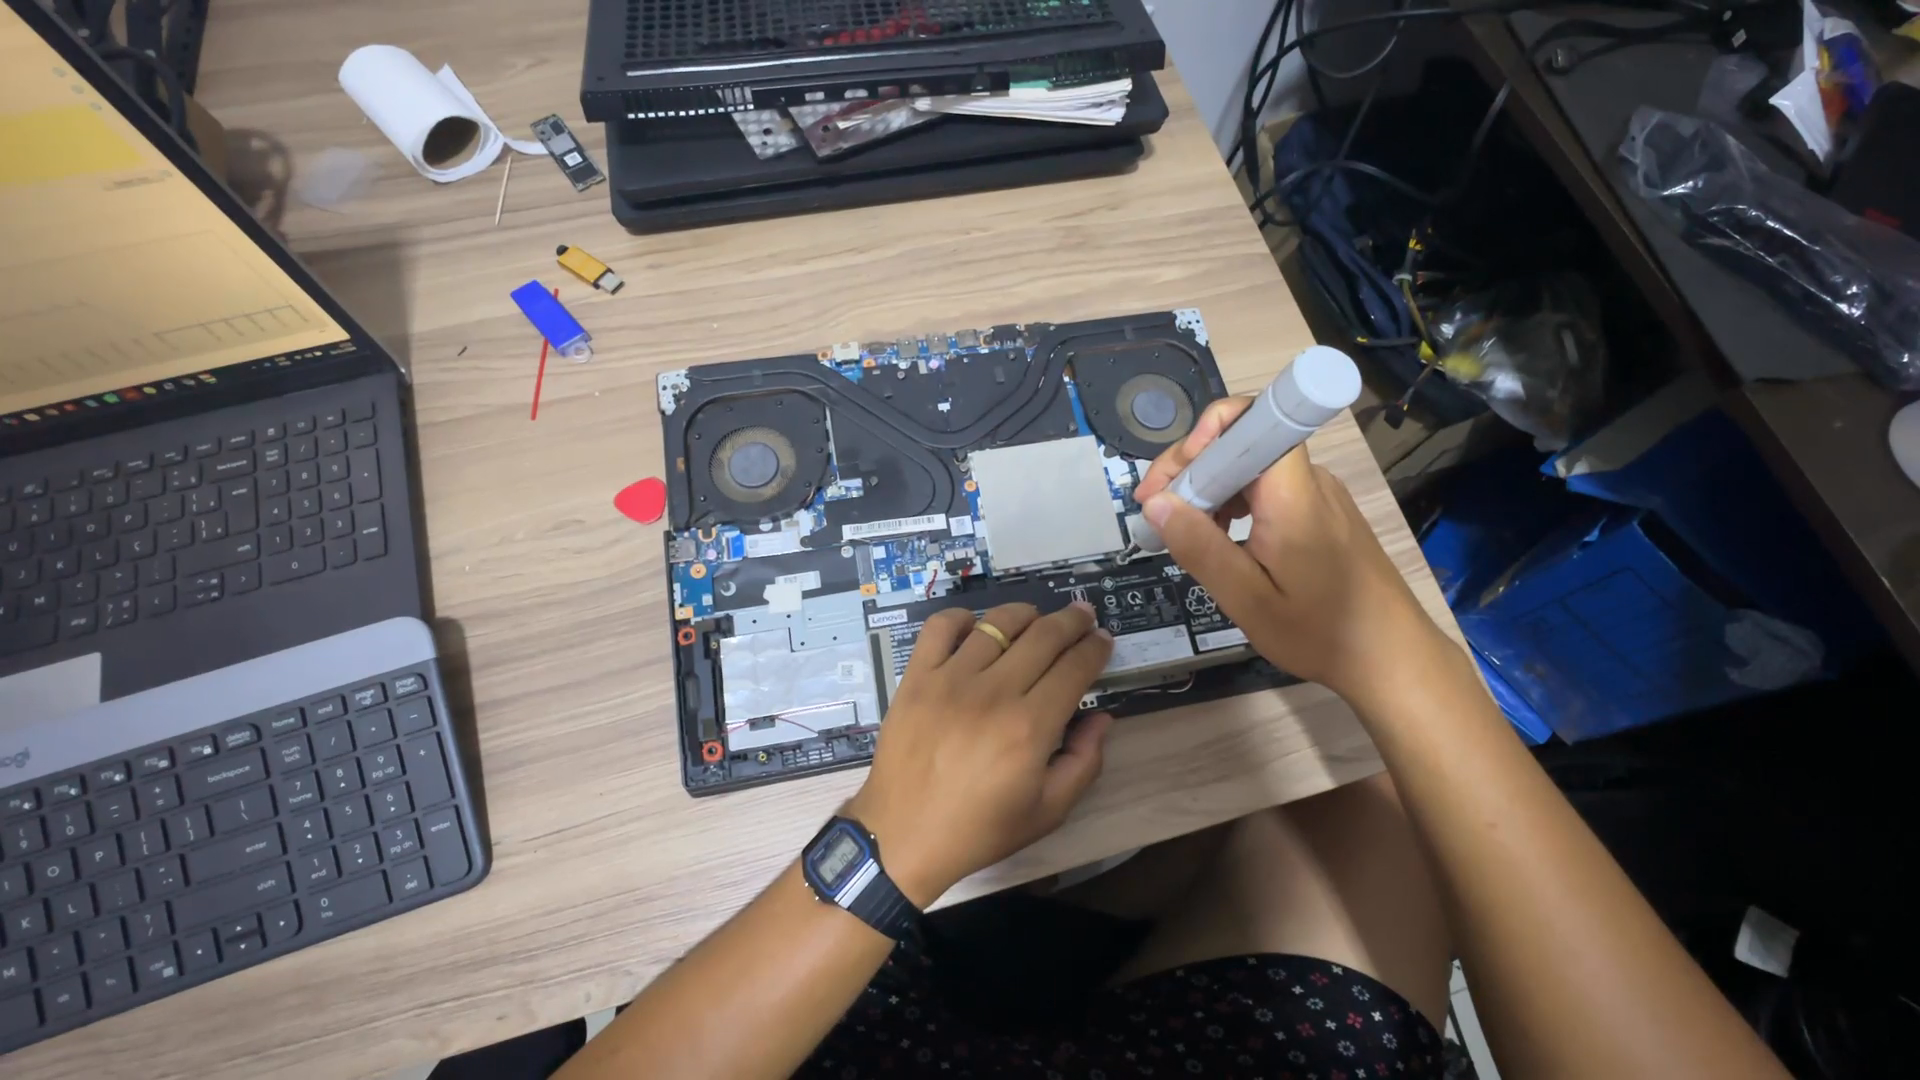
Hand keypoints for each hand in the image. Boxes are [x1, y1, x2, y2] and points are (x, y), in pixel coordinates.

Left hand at [845, 602, 1114, 906]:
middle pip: (1043, 636)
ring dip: (1026, 614)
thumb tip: (1101, 717)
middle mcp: (993, 694)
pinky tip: (976, 627)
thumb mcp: (1047, 811)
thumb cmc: (979, 829)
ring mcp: (950, 681)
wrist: (903, 837)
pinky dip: (962, 618)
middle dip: (1072, 621)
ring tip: (1036, 618)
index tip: (1103, 640)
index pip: (1074, 668)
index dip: (1095, 648)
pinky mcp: (916, 678)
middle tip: (1083, 615)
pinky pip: (940, 628)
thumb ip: (1084, 762)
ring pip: (996, 624)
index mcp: (1030, 728)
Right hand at [1132, 397, 1446, 703]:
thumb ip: (1201, 548)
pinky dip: (1232, 503)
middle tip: (1154, 512)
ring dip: (1209, 487)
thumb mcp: (1247, 600)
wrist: (1392, 657)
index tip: (1177, 477)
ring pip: (1251, 466)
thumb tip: (1156, 503)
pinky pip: (1266, 489)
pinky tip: (1218, 539)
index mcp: (1291, 495)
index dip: (1209, 430)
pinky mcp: (1319, 512)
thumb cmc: (1320, 632)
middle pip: (1242, 441)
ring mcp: (1316, 494)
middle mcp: (1307, 480)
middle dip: (1191, 466)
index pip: (1254, 418)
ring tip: (1180, 531)